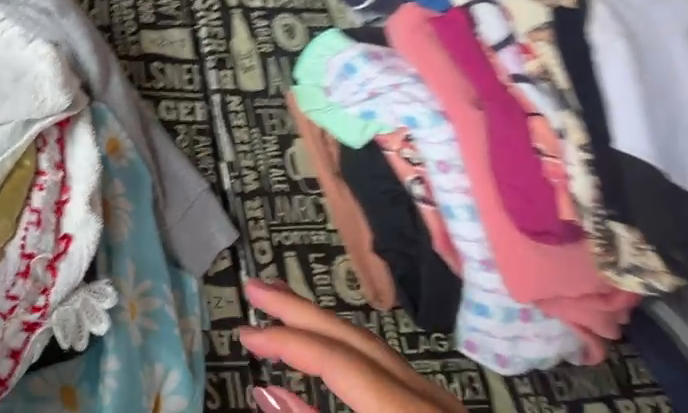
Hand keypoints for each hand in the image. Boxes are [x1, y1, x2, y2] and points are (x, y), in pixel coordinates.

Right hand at [239, 279, 461, 412]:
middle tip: (254, 287)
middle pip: (357, 340)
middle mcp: (430, 403)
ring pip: (376, 350)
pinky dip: (349, 349)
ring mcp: (443, 410)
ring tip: (281, 304)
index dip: (286, 342)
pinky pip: (389, 370)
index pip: (338, 361)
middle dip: (302, 309)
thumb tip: (268, 392)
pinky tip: (328, 348)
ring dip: (325, 324)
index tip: (243, 336)